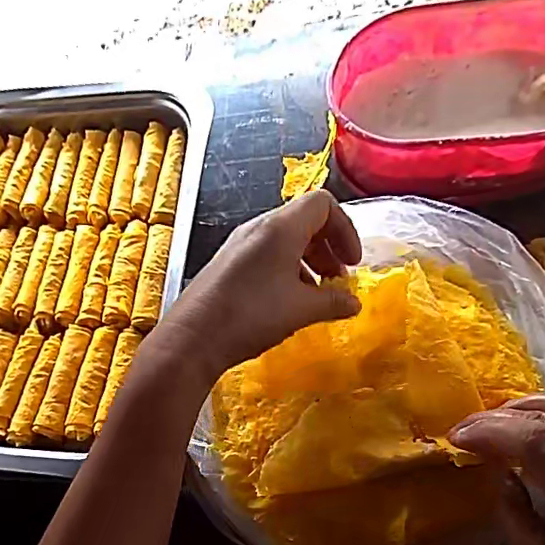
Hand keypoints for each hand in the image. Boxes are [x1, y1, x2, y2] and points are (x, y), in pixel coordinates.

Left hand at [159, 190, 363, 375]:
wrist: (191, 339)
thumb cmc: (250, 316)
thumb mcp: (300, 310)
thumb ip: (333, 302)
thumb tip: (353, 304)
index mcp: (279, 228)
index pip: (323, 205)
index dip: (345, 230)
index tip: (352, 263)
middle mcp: (256, 229)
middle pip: (302, 222)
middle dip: (327, 249)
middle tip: (336, 281)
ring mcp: (236, 247)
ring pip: (282, 242)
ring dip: (305, 264)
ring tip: (313, 297)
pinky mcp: (224, 267)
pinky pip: (262, 258)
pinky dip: (283, 272)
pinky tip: (284, 304)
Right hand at [448, 395, 544, 544]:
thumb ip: (513, 514)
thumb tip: (496, 472)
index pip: (539, 444)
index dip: (492, 433)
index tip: (456, 438)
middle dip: (495, 420)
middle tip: (460, 430)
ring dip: (517, 410)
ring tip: (483, 424)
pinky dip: (542, 410)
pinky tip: (516, 419)